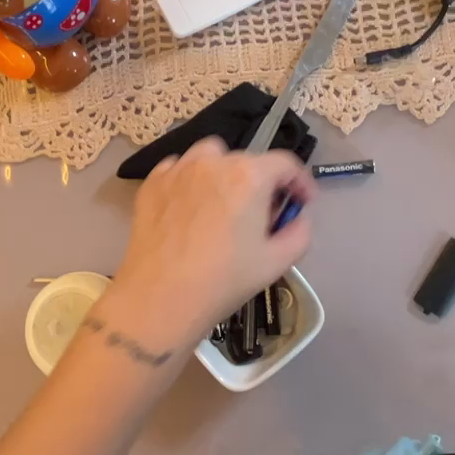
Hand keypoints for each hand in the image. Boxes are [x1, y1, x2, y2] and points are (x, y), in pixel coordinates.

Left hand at [94, 138, 315, 359]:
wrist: (159, 298)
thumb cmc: (223, 280)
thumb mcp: (277, 262)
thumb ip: (299, 232)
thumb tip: (296, 218)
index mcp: (249, 176)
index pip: (285, 164)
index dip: (300, 182)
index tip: (302, 202)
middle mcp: (213, 162)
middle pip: (247, 161)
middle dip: (261, 183)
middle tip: (261, 215)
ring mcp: (178, 169)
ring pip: (209, 157)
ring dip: (223, 173)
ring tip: (223, 203)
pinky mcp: (152, 184)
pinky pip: (178, 170)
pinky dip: (190, 181)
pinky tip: (190, 207)